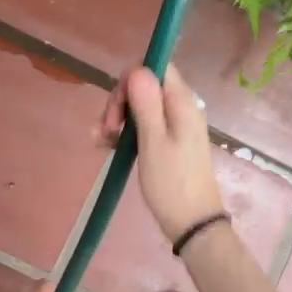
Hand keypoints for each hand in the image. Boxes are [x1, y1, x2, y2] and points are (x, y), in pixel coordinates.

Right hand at [101, 67, 223, 242]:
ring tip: (99, 141)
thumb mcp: (153, 141)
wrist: (192, 223)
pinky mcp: (168, 142)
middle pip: (145, 86)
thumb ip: (146, 103)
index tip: (117, 104)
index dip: (132, 78)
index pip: (157, 67)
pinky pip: (143, 126)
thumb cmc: (172, 183)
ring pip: (140, 107)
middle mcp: (181, 108)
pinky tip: (105, 147)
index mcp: (182, 102)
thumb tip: (137, 68)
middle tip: (107, 128)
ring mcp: (175, 126)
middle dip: (120, 102)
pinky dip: (124, 133)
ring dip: (117, 119)